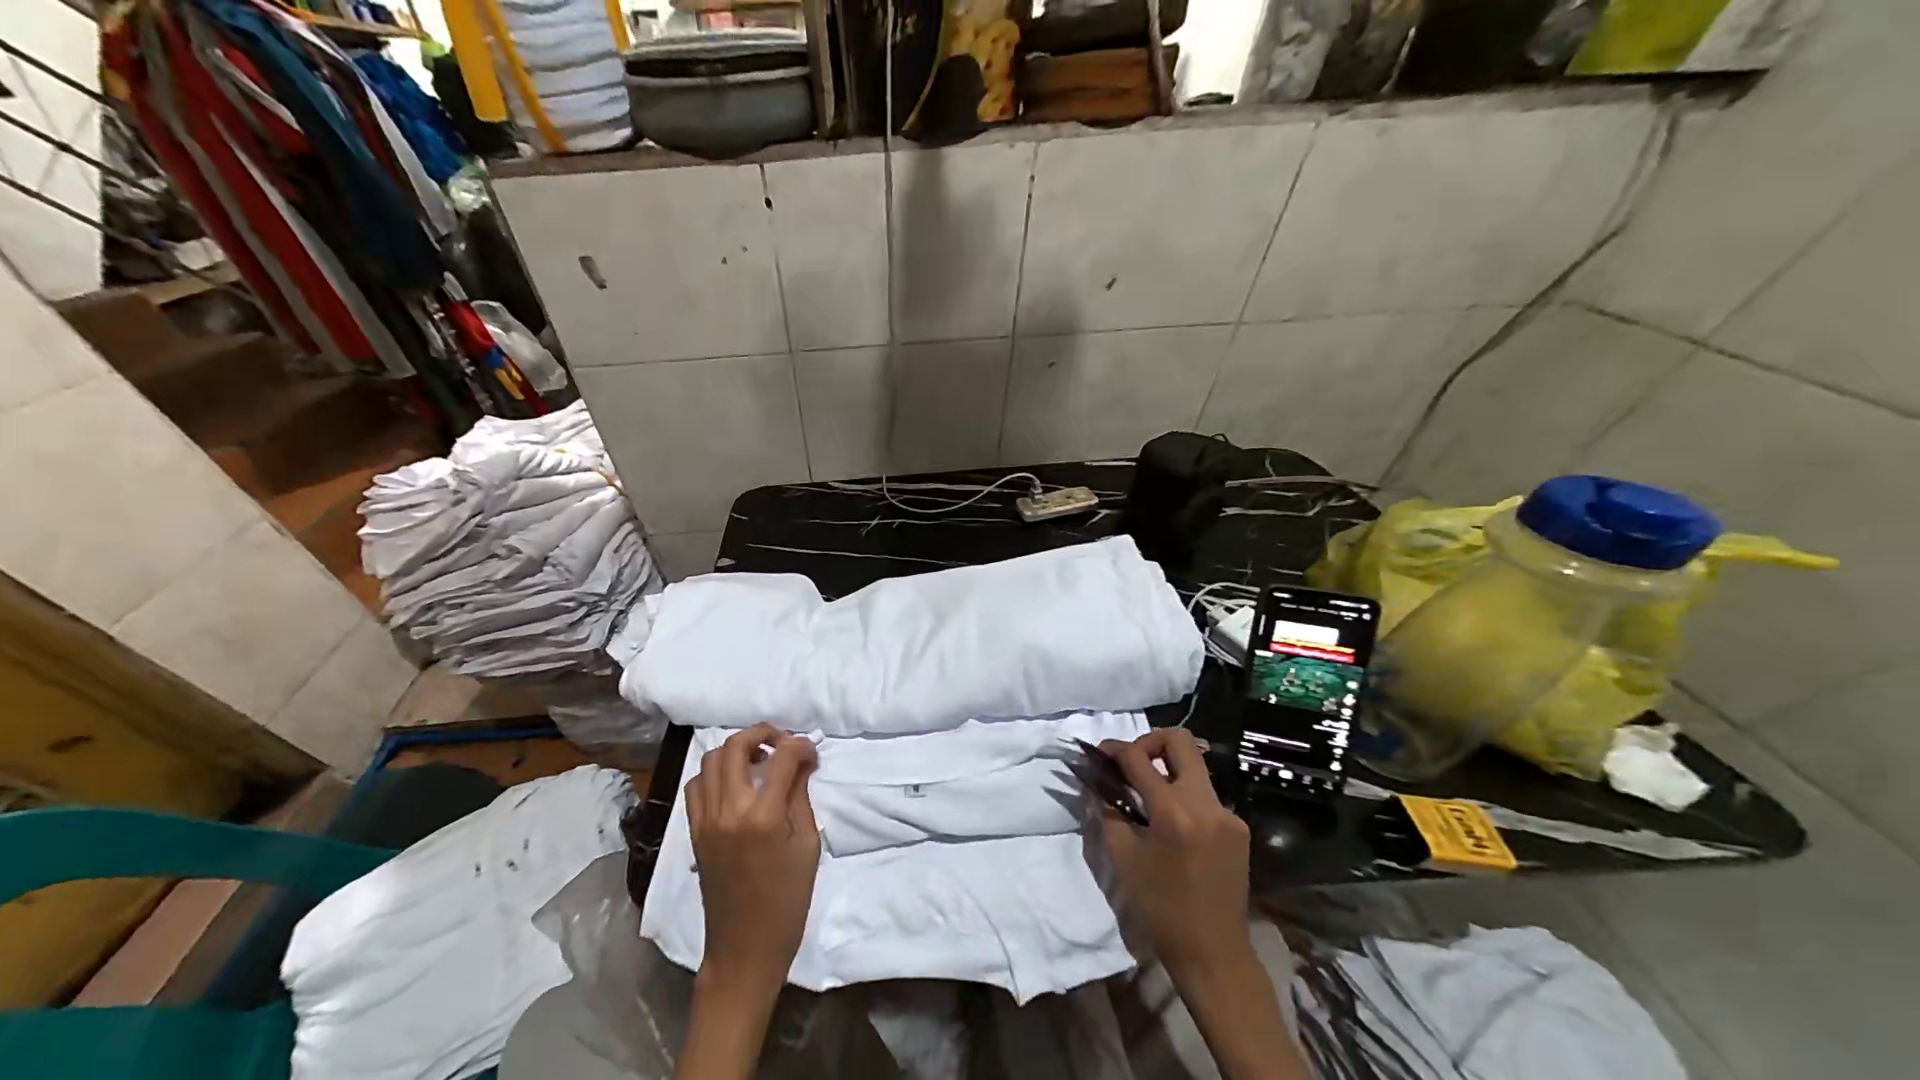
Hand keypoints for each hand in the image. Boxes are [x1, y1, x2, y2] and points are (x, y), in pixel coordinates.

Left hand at [686, 722, 820, 990]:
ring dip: (735, 749)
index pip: (782, 757)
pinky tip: (734, 783)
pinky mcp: (693, 832)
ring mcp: (705, 821)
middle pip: (736, 746)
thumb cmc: (787, 902)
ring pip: (710, 761)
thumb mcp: (806, 846)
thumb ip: (800, 798)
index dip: (801, 746)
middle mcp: (729, 810)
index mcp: (763, 816)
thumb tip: (801, 764)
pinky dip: (714, 773)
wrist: (744, 948)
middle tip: (783, 742)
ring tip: (758, 758)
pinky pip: (695, 787)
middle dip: (762, 733)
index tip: (812, 754)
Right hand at [1099, 730, 1308, 1079]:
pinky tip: (1172, 824)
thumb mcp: (1123, 857)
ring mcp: (1228, 814)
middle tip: (1132, 763)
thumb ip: (1109, 810)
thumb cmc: (1159, 907)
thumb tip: (1099, 781)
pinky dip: (1184, 796)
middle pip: (1181, 741)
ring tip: (1148, 797)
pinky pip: (1206, 795)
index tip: (1101, 752)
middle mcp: (1206, 804)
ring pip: (1195, 767)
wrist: (1212, 951)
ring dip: (1168, 770)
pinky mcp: (1239, 827)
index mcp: (1173, 813)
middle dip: (1150, 741)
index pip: (1139, 758)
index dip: (1115, 749)